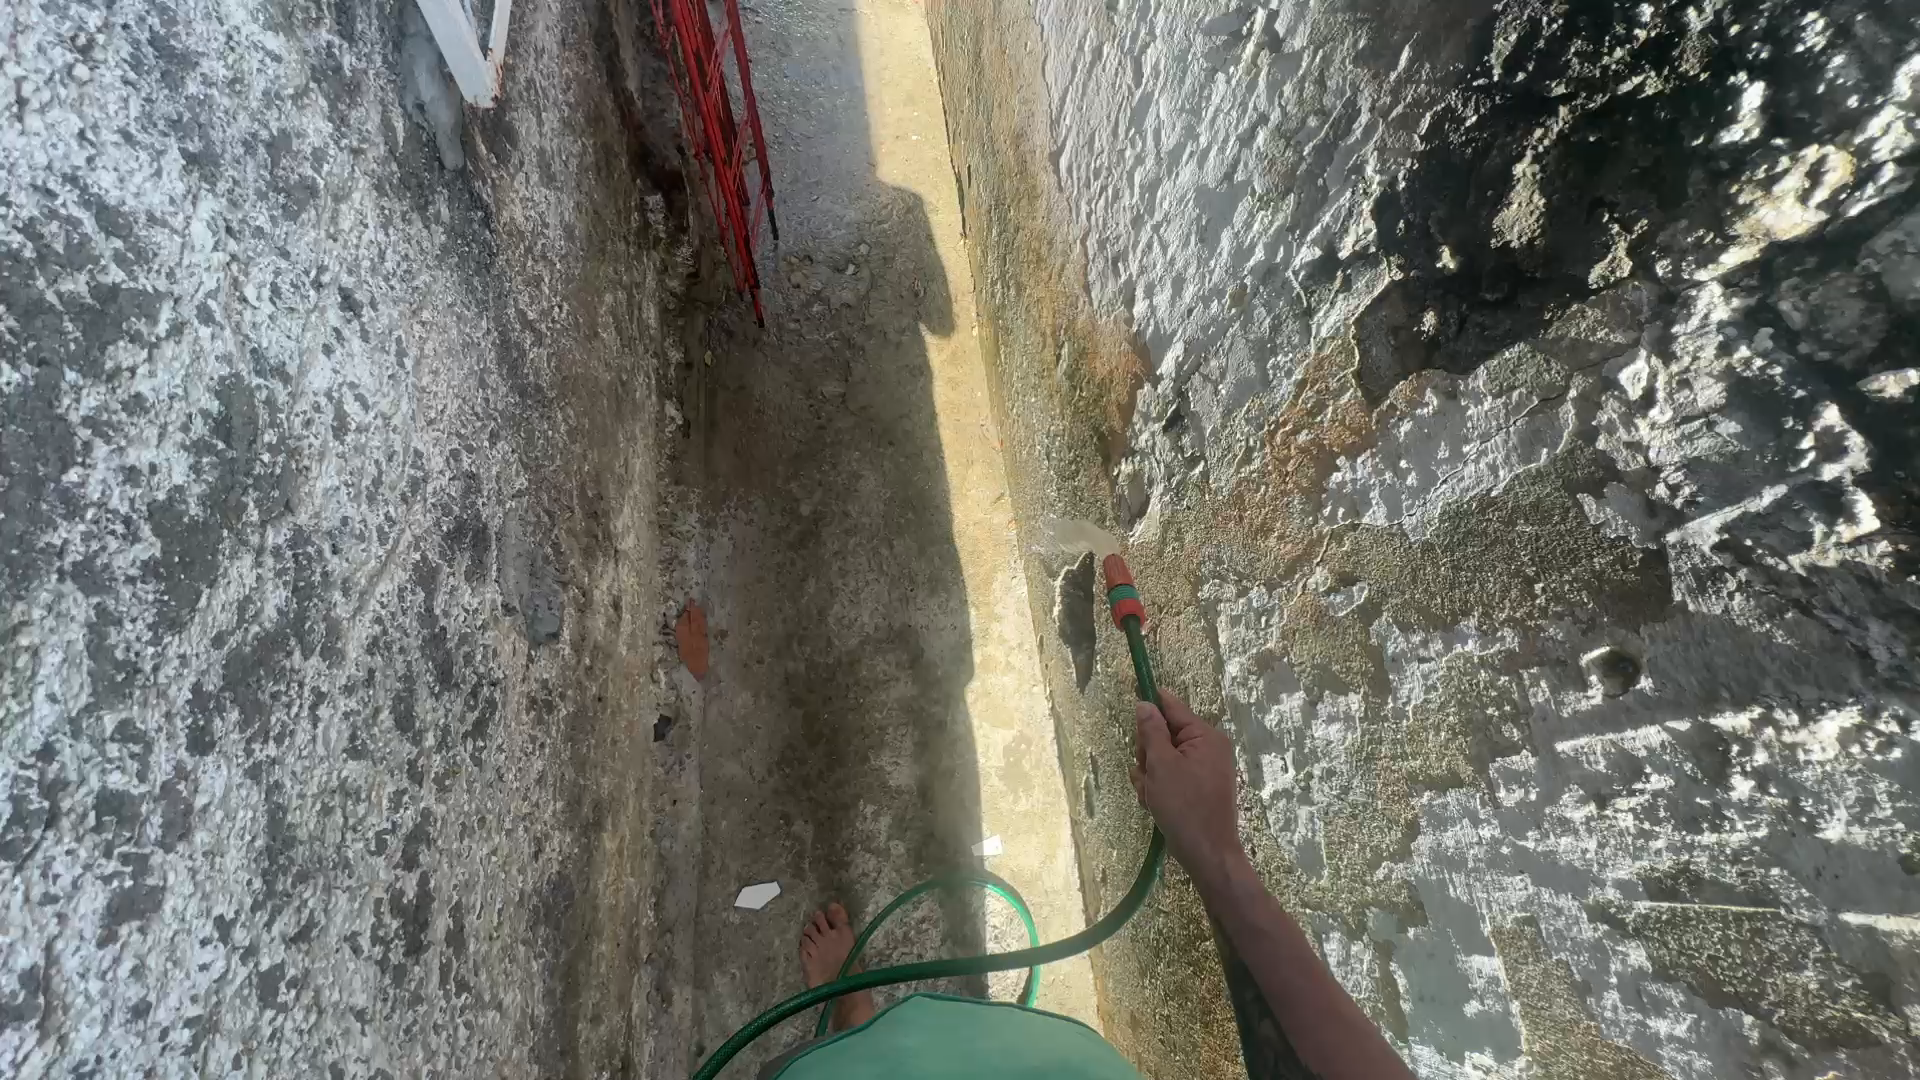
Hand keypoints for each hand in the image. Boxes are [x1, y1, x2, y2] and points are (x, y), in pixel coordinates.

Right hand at [1129, 690, 1246, 891]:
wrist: (1207, 855)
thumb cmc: (1185, 806)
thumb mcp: (1162, 764)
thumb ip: (1151, 731)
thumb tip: (1145, 703)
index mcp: (1205, 736)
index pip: (1172, 706)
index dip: (1149, 707)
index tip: (1131, 713)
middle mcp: (1207, 747)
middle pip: (1163, 733)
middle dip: (1147, 753)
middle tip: (1147, 772)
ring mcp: (1202, 768)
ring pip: (1161, 756)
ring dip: (1149, 774)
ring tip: (1151, 794)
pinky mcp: (1197, 786)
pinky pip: (1168, 775)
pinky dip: (1157, 787)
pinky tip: (1155, 803)